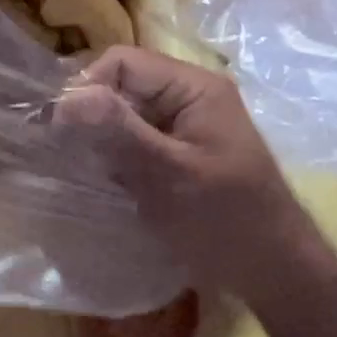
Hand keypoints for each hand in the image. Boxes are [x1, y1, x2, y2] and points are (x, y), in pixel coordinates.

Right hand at [57, 46, 332, 297]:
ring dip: (99, 139)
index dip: (86, 87)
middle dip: (90, 115)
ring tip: (83, 169)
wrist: (273, 274)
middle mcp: (187, 99)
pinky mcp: (176, 157)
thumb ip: (119, 133)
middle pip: (120, 86)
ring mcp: (183, 129)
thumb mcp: (169, 175)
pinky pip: (133, 142)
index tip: (62, 130)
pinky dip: (113, 158)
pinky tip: (103, 182)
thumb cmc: (226, 223)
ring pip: (123, 117)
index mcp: (194, 88)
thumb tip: (64, 99)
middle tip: (69, 153)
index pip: (122, 62)